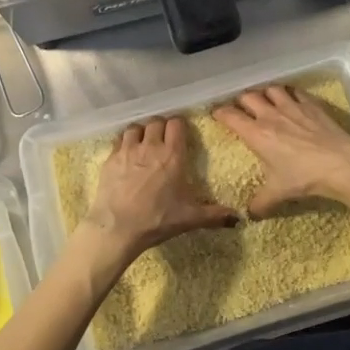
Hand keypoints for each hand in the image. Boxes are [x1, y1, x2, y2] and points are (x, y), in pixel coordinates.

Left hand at [81, 116, 236, 261]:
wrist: (118, 228)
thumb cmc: (157, 220)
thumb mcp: (189, 218)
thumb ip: (215, 215)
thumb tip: (238, 218)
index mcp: (172, 155)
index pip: (176, 124)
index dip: (179, 126)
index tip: (181, 134)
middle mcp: (150, 146)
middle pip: (156, 122)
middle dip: (161, 127)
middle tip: (164, 140)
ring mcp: (128, 150)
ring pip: (136, 128)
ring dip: (142, 132)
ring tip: (144, 144)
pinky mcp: (110, 158)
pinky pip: (119, 140)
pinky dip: (124, 143)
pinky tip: (126, 155)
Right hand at [213, 85, 349, 217]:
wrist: (341, 164)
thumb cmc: (304, 177)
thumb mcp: (279, 193)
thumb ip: (260, 203)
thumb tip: (248, 215)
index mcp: (257, 133)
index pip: (230, 116)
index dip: (220, 113)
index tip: (217, 114)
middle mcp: (270, 115)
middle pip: (248, 97)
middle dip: (241, 101)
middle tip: (241, 109)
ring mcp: (292, 106)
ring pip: (271, 89)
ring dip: (264, 93)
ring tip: (265, 100)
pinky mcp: (311, 105)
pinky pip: (295, 91)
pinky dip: (290, 93)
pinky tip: (292, 99)